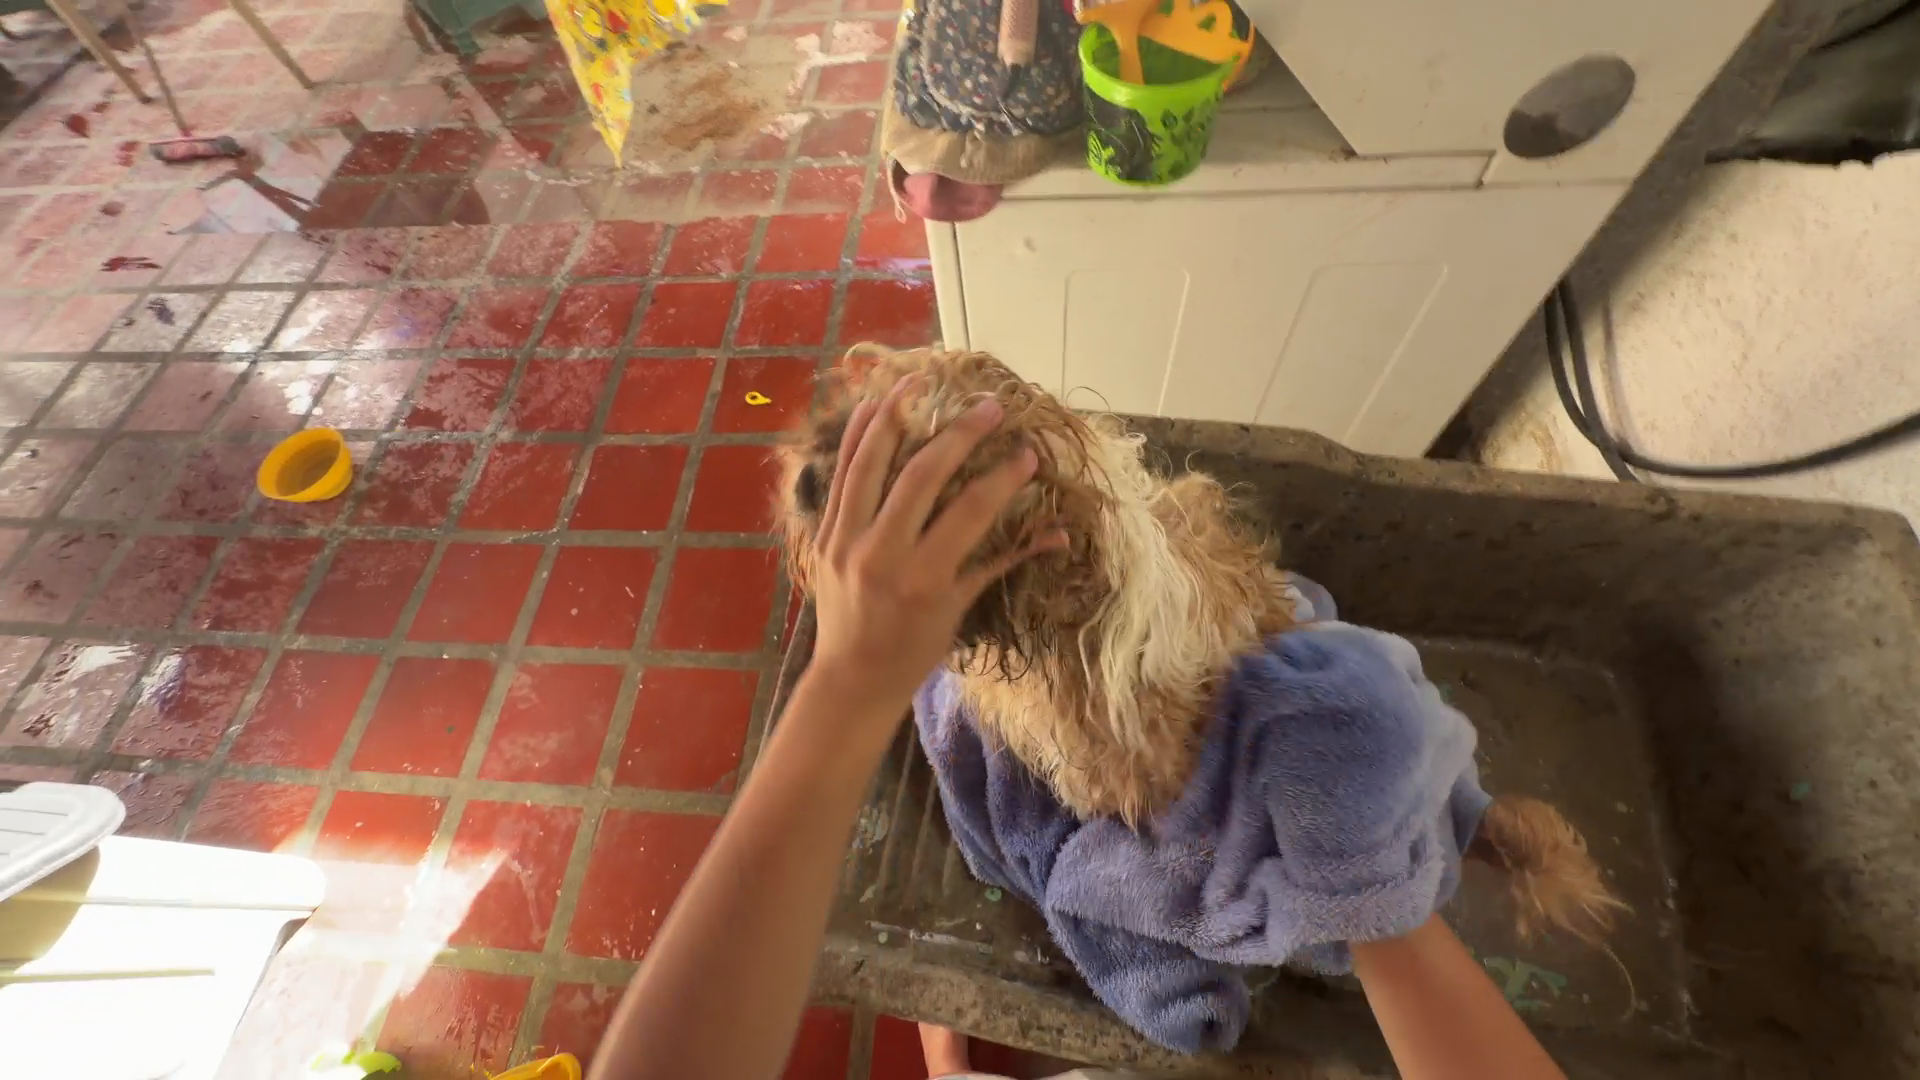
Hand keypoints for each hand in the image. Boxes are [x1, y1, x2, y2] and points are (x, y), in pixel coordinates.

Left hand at [806, 374, 1066, 714]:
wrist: (851, 678)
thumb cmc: (916, 649)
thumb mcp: (962, 608)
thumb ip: (1004, 562)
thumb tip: (1060, 534)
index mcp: (925, 578)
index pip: (971, 512)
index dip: (1003, 478)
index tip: (1027, 453)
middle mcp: (881, 554)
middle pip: (922, 476)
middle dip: (960, 435)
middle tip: (990, 407)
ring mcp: (844, 541)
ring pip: (870, 464)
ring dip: (896, 417)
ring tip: (920, 381)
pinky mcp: (821, 536)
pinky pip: (839, 477)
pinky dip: (855, 439)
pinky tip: (873, 406)